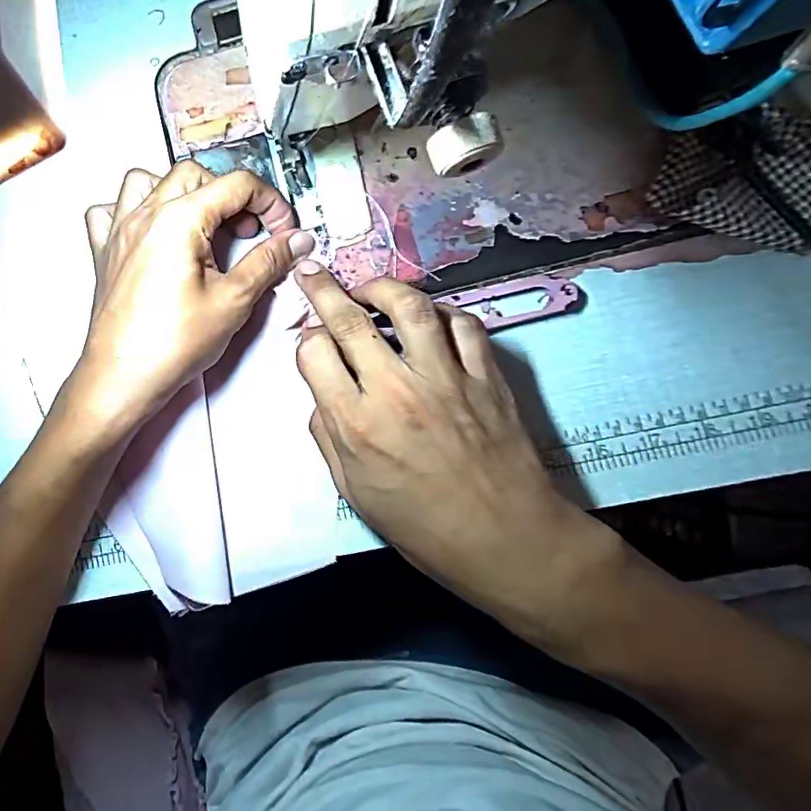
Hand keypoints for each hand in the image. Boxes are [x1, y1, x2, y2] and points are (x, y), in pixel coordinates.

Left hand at [57, 162, 315, 443]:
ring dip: (185, 192)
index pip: (237, 185)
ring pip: (150, 179)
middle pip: (196, 173)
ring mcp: (120, 231)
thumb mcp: (234, 300)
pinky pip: (113, 208)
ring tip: (204, 223)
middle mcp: (145, 216)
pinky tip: (156, 232)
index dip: (270, 203)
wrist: (121, 378)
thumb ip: (268, 261)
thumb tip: (294, 240)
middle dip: (232, 195)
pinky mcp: (107, 251)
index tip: (282, 229)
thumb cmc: (168, 346)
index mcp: (179, 221)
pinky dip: (137, 209)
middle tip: (251, 231)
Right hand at [290, 262, 623, 646]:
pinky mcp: (485, 375)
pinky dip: (443, 312)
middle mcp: (397, 389)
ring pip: (410, 306)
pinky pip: (463, 325)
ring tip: (370, 288)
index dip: (306, 340)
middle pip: (351, 319)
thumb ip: (330, 438)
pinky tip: (431, 318)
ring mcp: (446, 377)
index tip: (311, 341)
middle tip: (313, 271)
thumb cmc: (425, 529)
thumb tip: (324, 396)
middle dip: (323, 289)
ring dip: (383, 287)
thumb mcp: (357, 494)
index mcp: (357, 424)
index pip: (315, 353)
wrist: (505, 540)